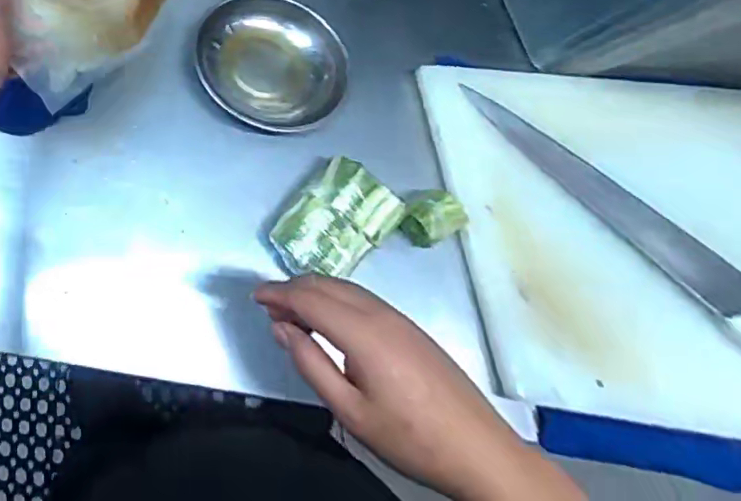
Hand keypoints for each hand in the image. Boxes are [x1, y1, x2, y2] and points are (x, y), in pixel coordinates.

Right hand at [255, 276, 582, 500]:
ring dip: (312, 291)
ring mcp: (398, 318)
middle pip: (324, 285)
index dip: (277, 294)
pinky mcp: (410, 328)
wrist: (486, 456)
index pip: (308, 298)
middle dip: (291, 289)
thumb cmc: (413, 439)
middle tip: (269, 306)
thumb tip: (282, 329)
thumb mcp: (352, 412)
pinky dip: (333, 297)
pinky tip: (329, 320)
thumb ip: (311, 365)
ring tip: (293, 312)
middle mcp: (379, 314)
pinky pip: (360, 297)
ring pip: (343, 286)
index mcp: (362, 333)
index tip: (255, 298)